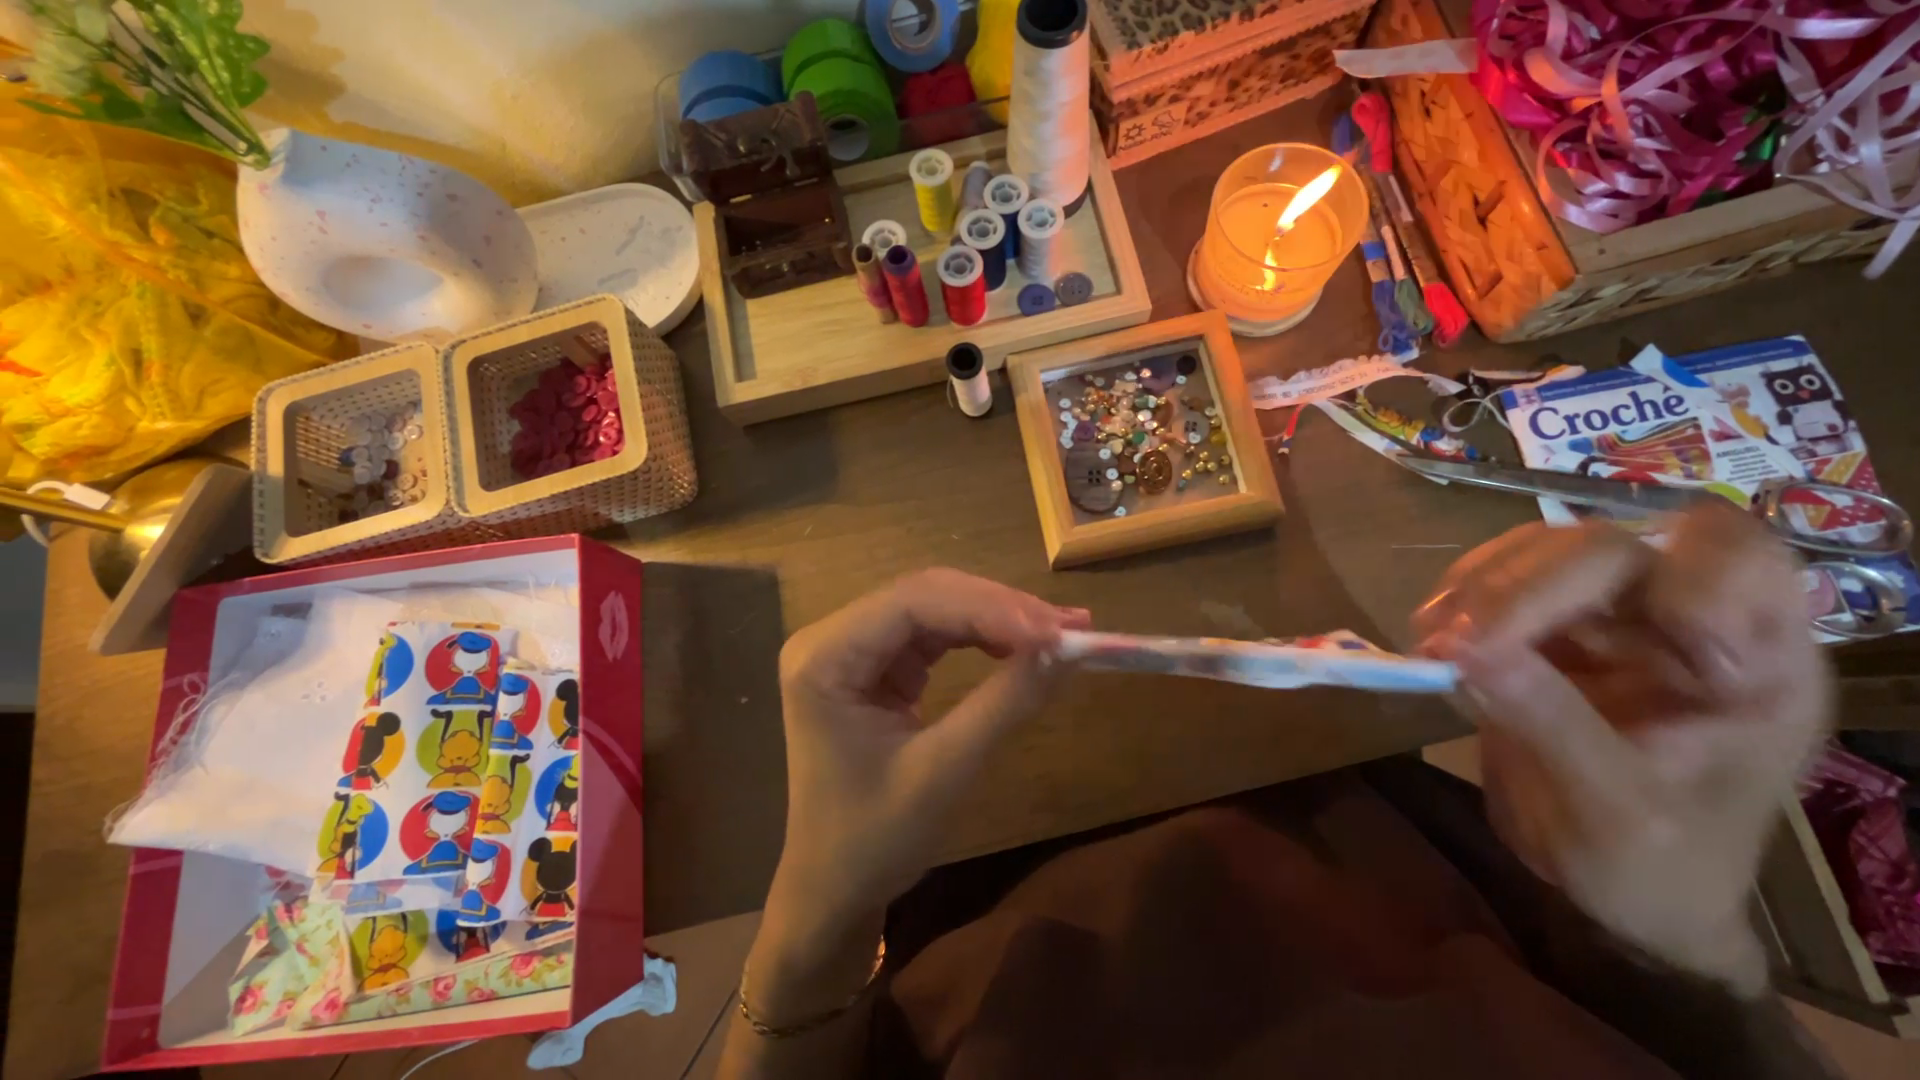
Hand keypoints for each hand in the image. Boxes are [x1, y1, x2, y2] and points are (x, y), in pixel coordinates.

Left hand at [772, 568, 1089, 928]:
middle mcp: (830, 639)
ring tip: (1061, 632)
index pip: (913, 604)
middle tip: (1071, 626)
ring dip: (997, 618)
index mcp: (823, 658)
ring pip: (935, 609)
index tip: (1056, 631)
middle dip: (999, 608)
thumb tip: (1071, 650)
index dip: (989, 607)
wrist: (833, 888)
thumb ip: (1004, 703)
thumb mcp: (943, 771)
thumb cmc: (873, 840)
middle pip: (925, 596)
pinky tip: (1024, 644)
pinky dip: (982, 638)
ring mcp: (852, 650)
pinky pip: (934, 635)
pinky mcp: (876, 668)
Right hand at [1415, 505, 1833, 993]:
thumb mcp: (1612, 809)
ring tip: (1433, 637)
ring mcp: (1610, 622)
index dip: (1670, 576)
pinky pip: (1497, 583)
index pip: (1733, 557)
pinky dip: (1456, 601)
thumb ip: (1547, 720)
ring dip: (1478, 586)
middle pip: (1608, 548)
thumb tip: (1455, 647)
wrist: (1618, 896)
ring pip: (1541, 552)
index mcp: (1756, 664)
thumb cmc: (1650, 868)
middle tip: (1458, 638)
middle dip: (1525, 585)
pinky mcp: (1548, 631)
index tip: (1601, 646)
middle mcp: (1684, 623)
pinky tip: (1431, 638)